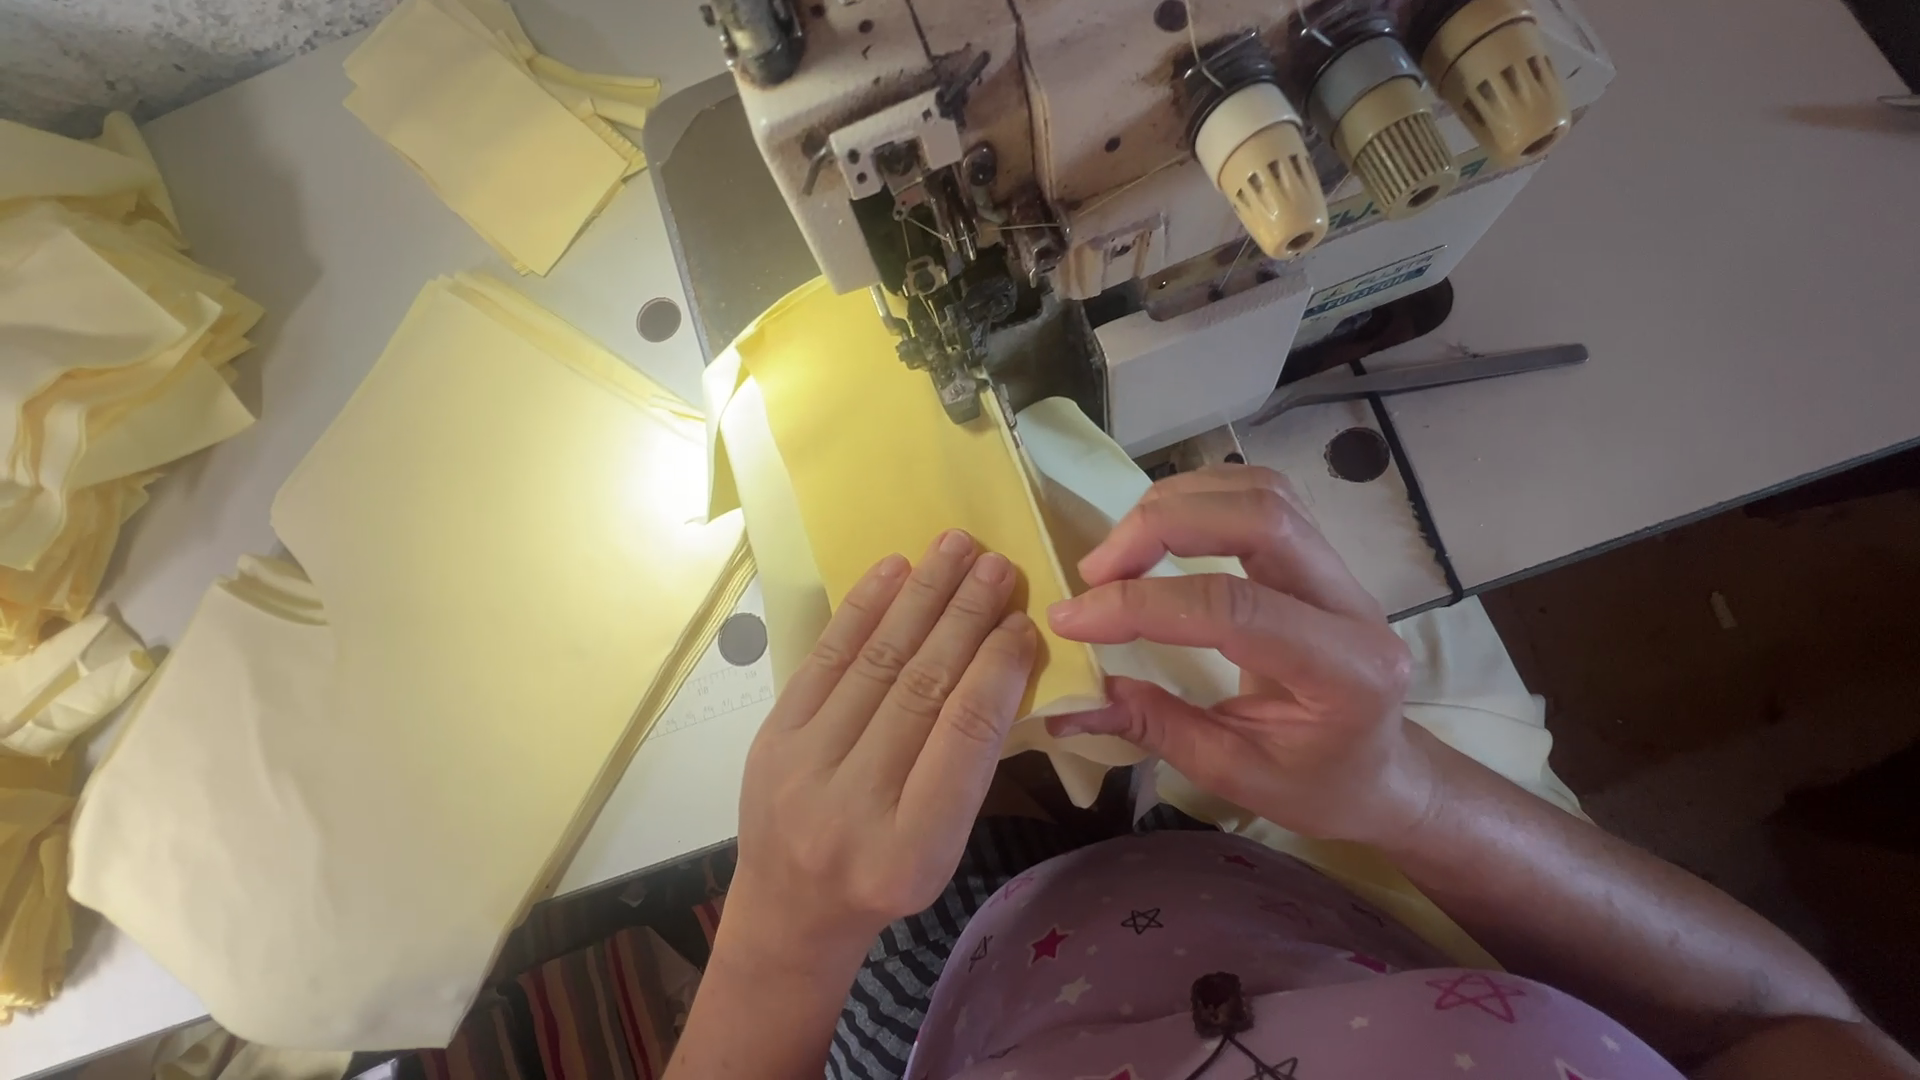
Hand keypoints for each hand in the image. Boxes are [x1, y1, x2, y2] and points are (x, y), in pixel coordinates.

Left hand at [728, 530, 1037, 960]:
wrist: (791, 910)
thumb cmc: (886, 879)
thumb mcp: (945, 846)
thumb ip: (969, 762)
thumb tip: (1001, 660)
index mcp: (911, 849)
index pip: (964, 736)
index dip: (997, 670)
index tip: (1022, 622)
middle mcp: (851, 806)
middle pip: (920, 688)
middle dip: (964, 617)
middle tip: (997, 565)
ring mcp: (801, 767)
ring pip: (875, 662)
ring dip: (920, 596)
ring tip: (954, 547)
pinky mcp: (771, 737)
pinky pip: (824, 657)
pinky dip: (863, 608)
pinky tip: (894, 570)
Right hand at [1043, 465, 1430, 843]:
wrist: (1383, 771)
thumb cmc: (1317, 784)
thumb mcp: (1234, 775)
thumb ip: (1156, 728)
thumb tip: (1072, 704)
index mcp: (1343, 672)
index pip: (1232, 609)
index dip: (1141, 605)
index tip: (1072, 619)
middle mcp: (1351, 603)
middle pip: (1258, 518)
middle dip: (1159, 528)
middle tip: (1094, 571)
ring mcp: (1339, 570)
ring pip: (1261, 493)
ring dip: (1176, 504)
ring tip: (1119, 550)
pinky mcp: (1317, 555)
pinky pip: (1261, 496)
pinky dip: (1199, 497)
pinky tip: (1159, 528)